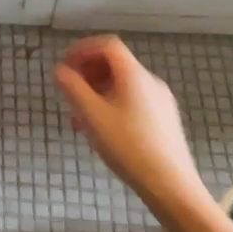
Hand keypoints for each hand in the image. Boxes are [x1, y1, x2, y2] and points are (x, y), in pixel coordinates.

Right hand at [55, 35, 206, 203]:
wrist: (172, 186)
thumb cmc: (128, 147)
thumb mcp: (92, 116)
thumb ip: (73, 88)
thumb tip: (60, 70)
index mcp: (134, 74)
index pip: (108, 45)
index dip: (83, 48)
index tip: (66, 64)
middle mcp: (151, 81)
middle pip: (115, 64)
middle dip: (88, 73)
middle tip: (70, 91)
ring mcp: (161, 101)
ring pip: (123, 85)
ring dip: (98, 92)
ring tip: (81, 117)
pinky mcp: (165, 120)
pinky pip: (134, 100)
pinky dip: (113, 104)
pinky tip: (103, 130)